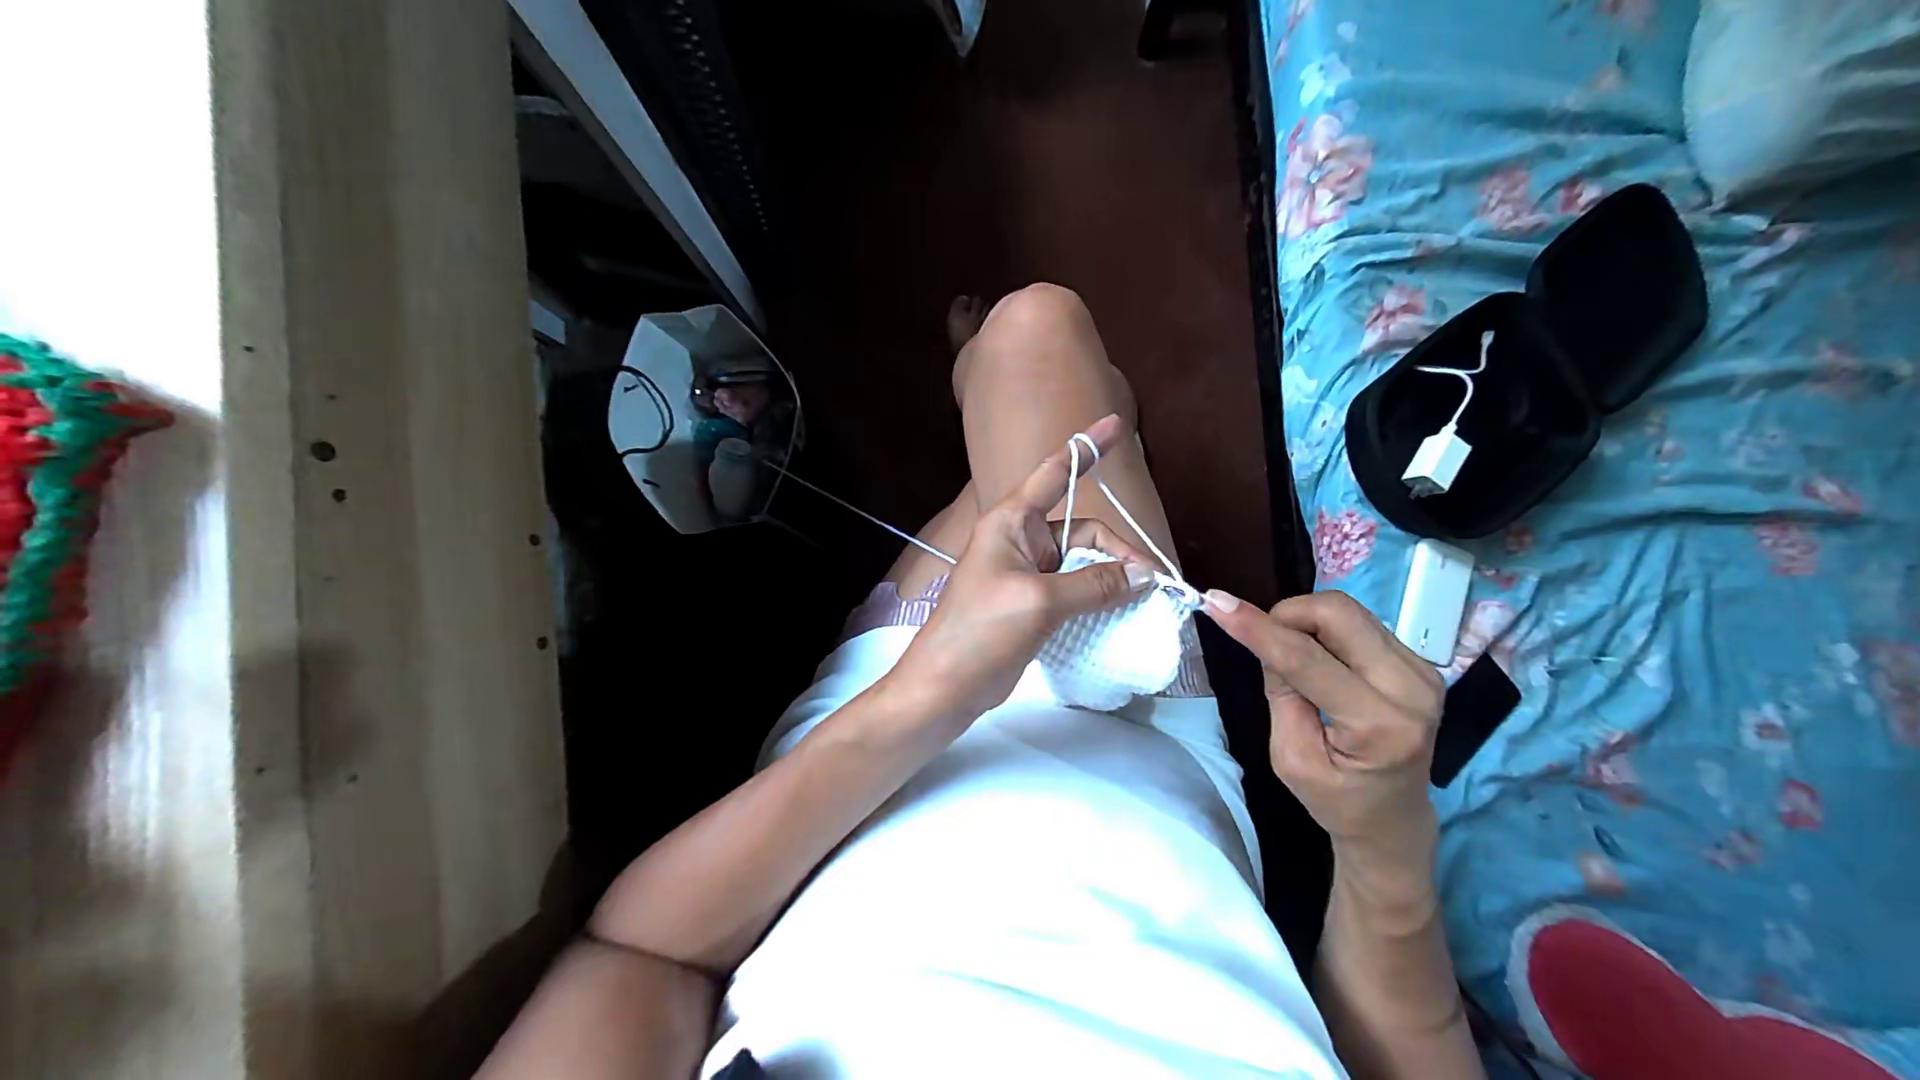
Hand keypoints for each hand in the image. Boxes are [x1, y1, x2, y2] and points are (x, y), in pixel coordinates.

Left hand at [884, 414, 1157, 723]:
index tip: (1115, 423)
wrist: (944, 685)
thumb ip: (1092, 585)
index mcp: (1011, 521)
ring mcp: (1026, 575)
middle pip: (1082, 531)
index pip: (1054, 472)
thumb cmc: (980, 630)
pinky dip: (1098, 599)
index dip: (1085, 447)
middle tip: (1152, 582)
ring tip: (1144, 600)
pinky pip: (1074, 591)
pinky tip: (1121, 614)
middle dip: (1118, 550)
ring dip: (1111, 578)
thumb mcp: (1039, 602)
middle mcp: (1020, 541)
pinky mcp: (1031, 605)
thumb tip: (1142, 576)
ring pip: (1081, 564)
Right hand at [1203, 590, 1445, 905]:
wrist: (1394, 819)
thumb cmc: (1337, 799)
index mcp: (1379, 725)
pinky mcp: (1419, 662)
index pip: (1306, 658)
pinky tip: (1317, 658)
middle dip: (1287, 614)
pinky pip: (1359, 622)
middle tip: (1261, 637)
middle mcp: (1411, 689)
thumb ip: (1281, 693)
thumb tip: (1265, 637)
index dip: (1257, 627)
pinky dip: (1323, 629)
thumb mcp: (1290, 757)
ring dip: (1304, 620)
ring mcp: (1422, 670)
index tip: (1216, 602)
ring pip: (1348, 610)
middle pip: (1338, 613)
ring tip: (1288, 654)